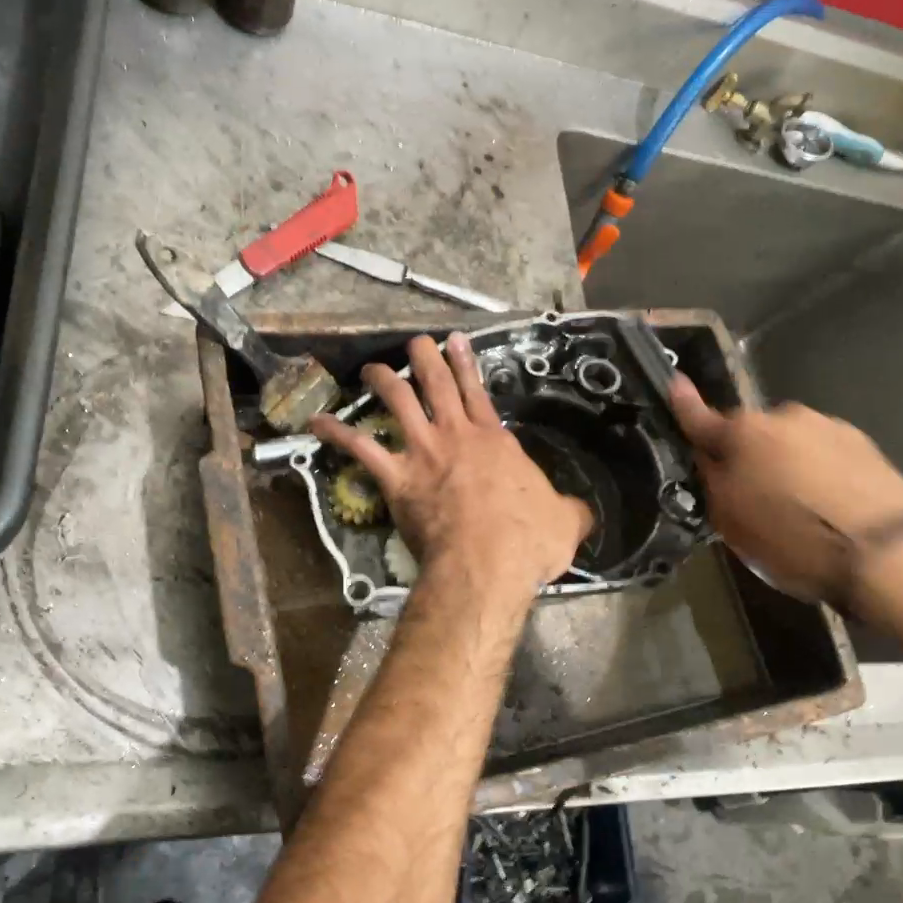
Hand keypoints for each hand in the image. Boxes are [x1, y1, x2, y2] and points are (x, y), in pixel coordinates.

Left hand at [311, 334, 593, 597]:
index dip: (465, 364)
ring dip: (383, 382)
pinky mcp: (396, 478)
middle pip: (435, 386)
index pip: (477, 392)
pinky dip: (336, 433)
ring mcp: (423, 453)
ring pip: (397, 404)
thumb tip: (586, 513)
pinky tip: (316, 422)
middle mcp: (456, 436)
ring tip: (371, 369)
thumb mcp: (565, 522)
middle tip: (414, 342)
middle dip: (424, 358)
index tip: (454, 341)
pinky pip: (360, 449)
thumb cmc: (527, 541)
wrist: (486, 562)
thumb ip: (572, 510)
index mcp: (495, 441)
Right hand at [669, 375, 902, 600]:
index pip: (700, 416)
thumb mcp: (730, 520)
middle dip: (745, 455)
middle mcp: (784, 418)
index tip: (674, 384)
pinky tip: (826, 506)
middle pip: (750, 434)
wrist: (888, 554)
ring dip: (784, 464)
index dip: (683, 403)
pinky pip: (824, 456)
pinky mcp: (865, 446)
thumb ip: (713, 482)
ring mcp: (828, 428)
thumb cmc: (793, 538)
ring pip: (789, 443)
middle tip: (749, 495)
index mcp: (743, 432)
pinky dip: (817, 474)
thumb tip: (711, 460)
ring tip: (795, 507)